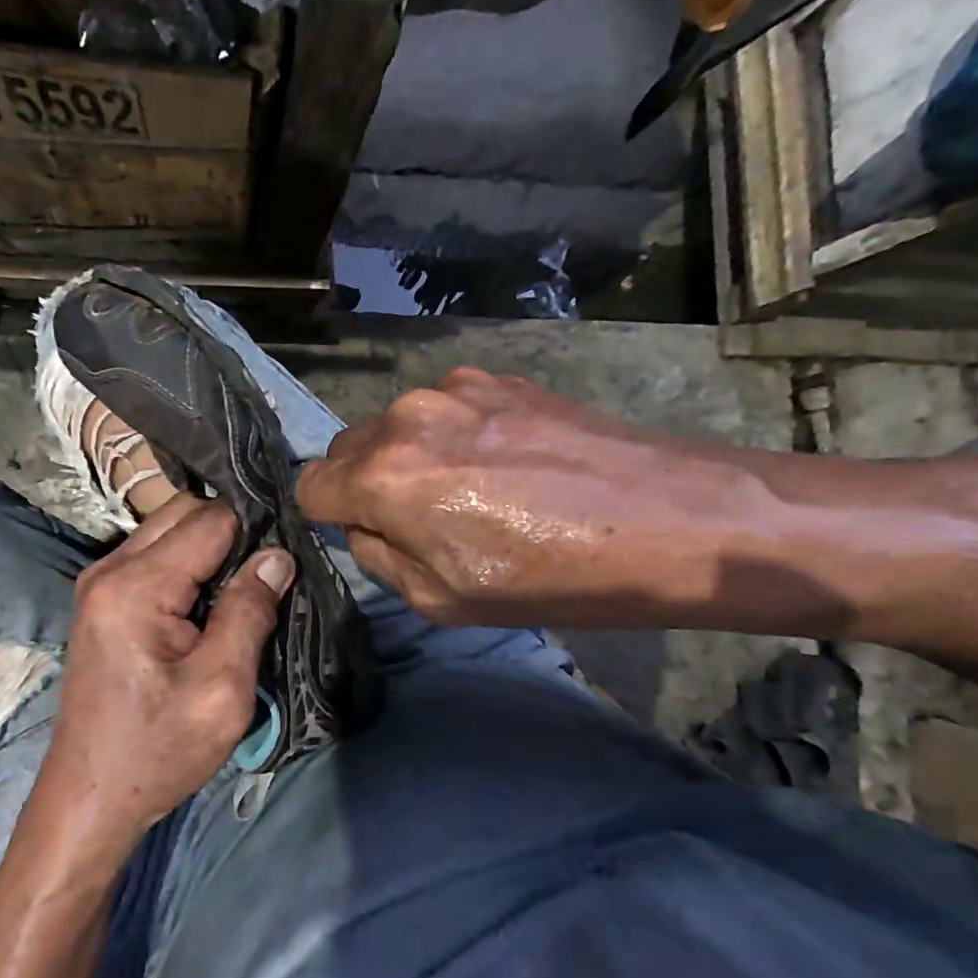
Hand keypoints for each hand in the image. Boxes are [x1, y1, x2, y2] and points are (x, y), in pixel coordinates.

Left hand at [40, 495, 293, 842]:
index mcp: (136, 586)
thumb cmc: (157, 751)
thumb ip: (249, 613)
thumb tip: (277, 556)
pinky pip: (156, 556)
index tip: (288, 552)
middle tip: (269, 570)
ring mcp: (101, 583)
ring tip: (247, 584)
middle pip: (185, 512)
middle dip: (232, 530)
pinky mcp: (104, 602)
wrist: (90, 801)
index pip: (210, 520)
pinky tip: (212, 599)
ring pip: (169, 530)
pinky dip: (190, 564)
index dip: (255, 529)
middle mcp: (110, 569)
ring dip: (211, 547)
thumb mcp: (221, 689)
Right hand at [296, 368, 763, 627]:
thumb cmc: (551, 578)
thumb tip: (364, 525)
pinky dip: (455, 434)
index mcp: (384, 475)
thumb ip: (379, 556)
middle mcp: (407, 416)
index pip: (310, 485)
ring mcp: (456, 387)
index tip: (367, 532)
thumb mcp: (443, 600)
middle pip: (348, 447)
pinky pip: (447, 409)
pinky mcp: (499, 376)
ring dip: (412, 456)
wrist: (667, 518)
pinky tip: (508, 463)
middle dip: (365, 483)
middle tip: (422, 519)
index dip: (330, 515)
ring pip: (398, 425)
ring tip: (476, 490)